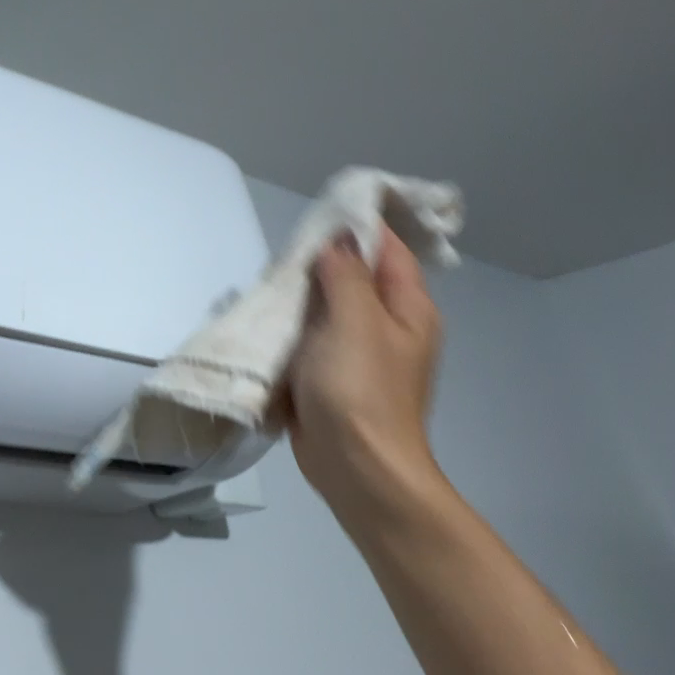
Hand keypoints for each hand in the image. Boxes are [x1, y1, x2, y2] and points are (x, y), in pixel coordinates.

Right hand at [286, 226, 449, 519]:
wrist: (355, 465)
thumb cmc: (359, 389)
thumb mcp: (352, 322)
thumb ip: (344, 276)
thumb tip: (337, 241)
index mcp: (407, 310)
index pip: (389, 250)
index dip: (361, 226)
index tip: (323, 209)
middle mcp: (388, 327)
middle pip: (355, 278)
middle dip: (321, 263)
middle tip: (284, 252)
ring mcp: (359, 355)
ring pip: (328, 310)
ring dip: (300, 298)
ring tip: (268, 285)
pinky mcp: (331, 379)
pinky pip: (310, 341)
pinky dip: (290, 330)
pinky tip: (266, 326)